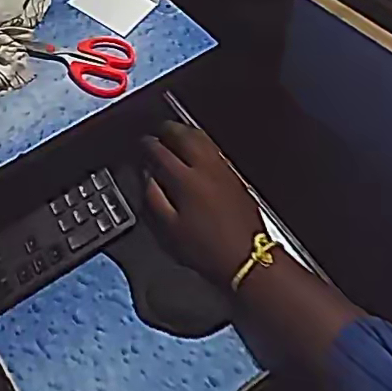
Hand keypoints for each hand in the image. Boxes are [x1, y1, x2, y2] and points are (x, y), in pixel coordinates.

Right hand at [141, 121, 264, 286]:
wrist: (249, 261)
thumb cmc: (208, 249)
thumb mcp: (170, 229)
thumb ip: (153, 198)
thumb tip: (147, 178)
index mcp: (185, 180)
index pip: (159, 151)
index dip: (146, 144)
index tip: (142, 145)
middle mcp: (204, 169)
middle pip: (183, 135)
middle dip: (167, 129)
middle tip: (157, 131)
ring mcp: (223, 170)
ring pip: (202, 138)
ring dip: (185, 132)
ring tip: (176, 133)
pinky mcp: (235, 176)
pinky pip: (215, 149)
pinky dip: (201, 142)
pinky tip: (197, 148)